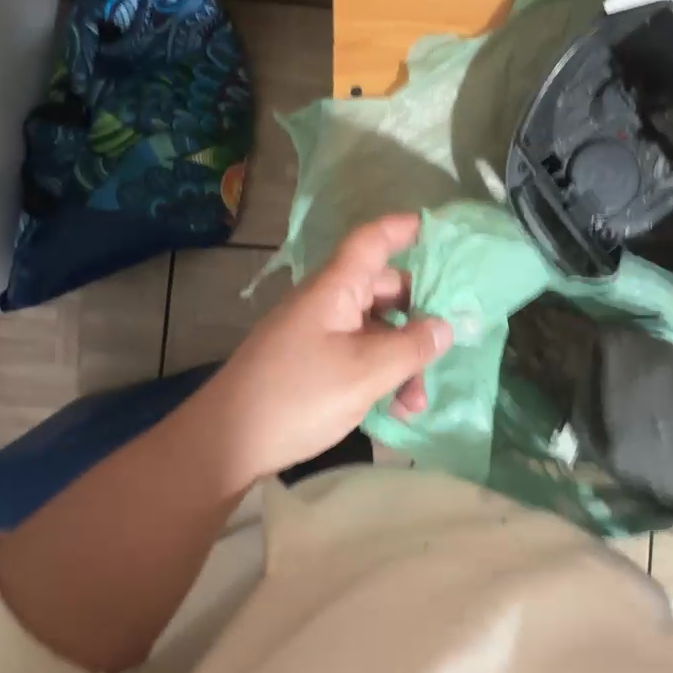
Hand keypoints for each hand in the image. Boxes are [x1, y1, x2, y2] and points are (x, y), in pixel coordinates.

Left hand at [200, 213, 451, 479]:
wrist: (225, 444)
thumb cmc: (296, 396)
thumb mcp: (364, 372)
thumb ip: (410, 348)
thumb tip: (446, 327)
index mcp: (335, 289)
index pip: (371, 241)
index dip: (402, 228)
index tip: (437, 228)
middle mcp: (327, 304)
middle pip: (383, 290)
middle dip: (419, 317)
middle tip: (448, 342)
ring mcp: (318, 335)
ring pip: (375, 331)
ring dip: (403, 359)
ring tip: (417, 402)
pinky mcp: (311, 366)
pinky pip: (359, 357)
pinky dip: (381, 376)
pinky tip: (396, 411)